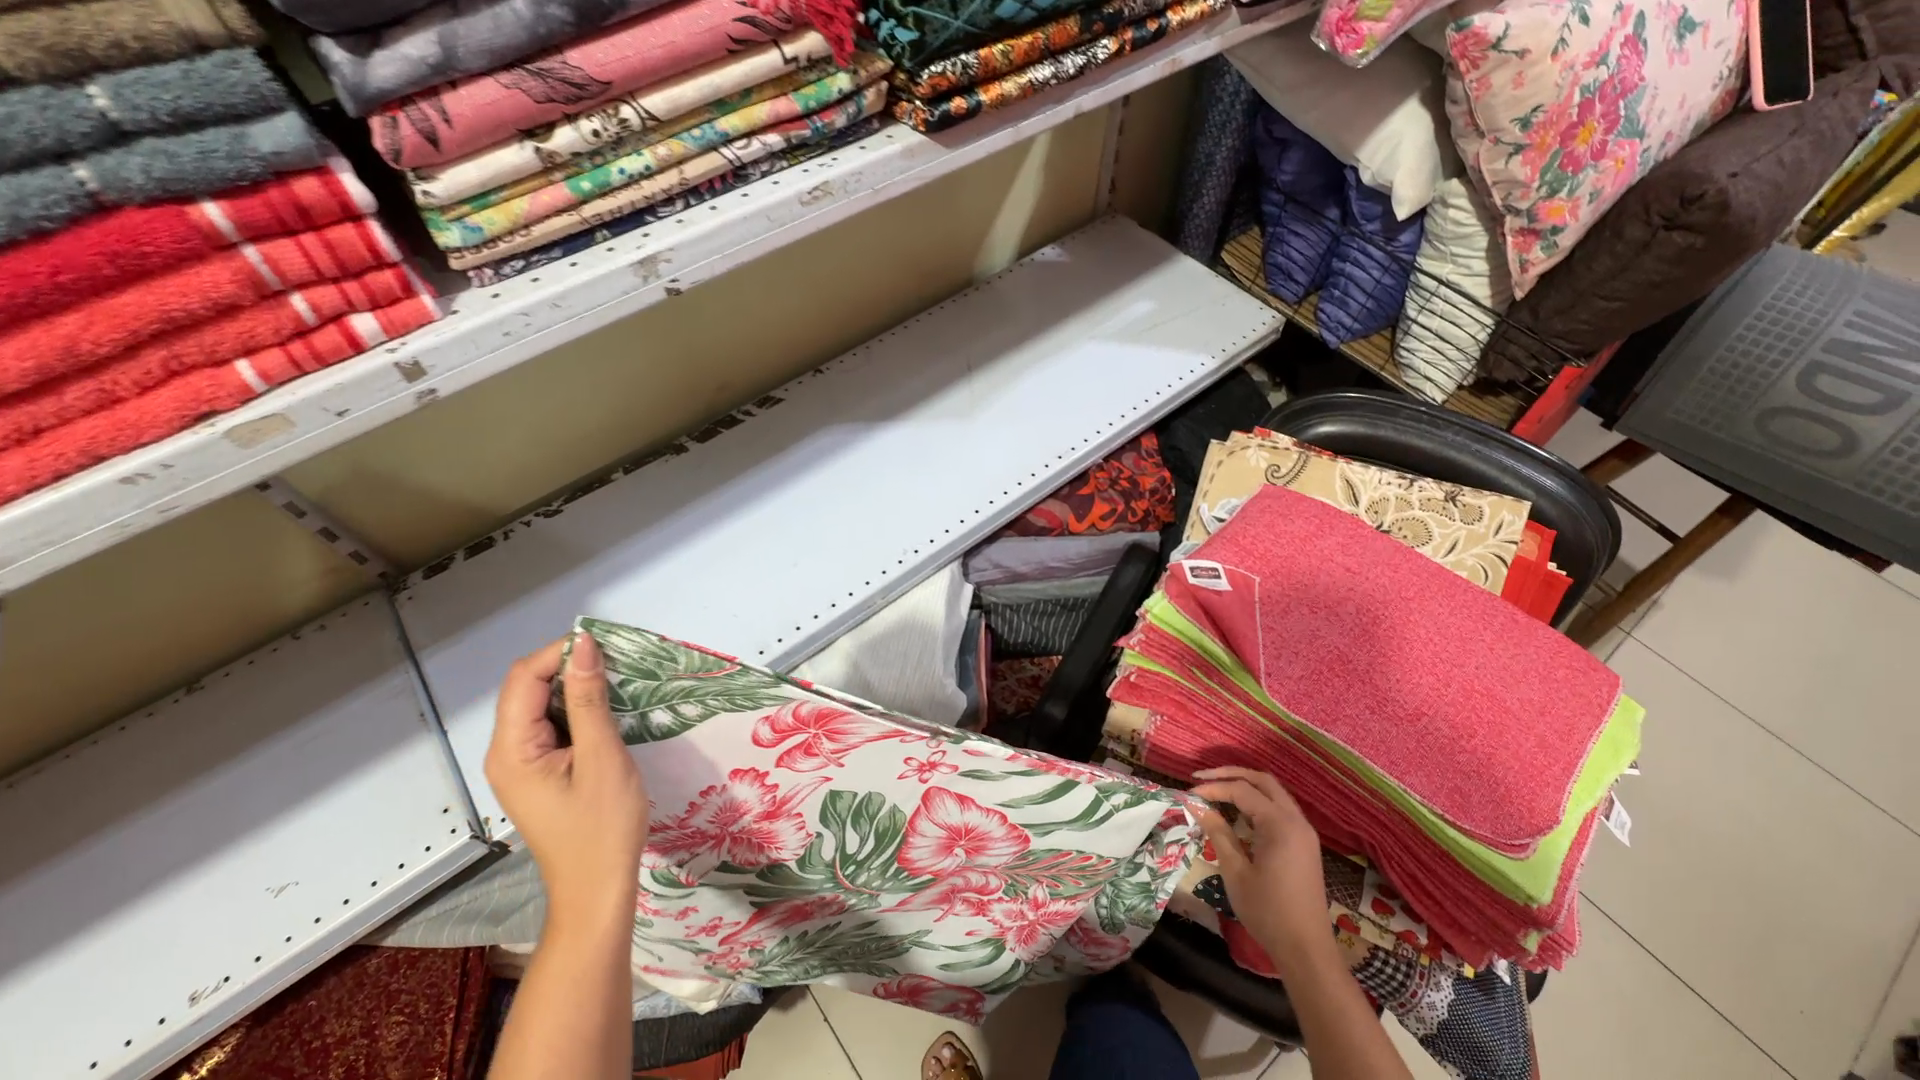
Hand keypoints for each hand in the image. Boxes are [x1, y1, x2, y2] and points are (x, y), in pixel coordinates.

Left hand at [485, 632, 648, 929]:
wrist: (597, 890)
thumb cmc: (602, 828)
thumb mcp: (602, 758)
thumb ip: (589, 700)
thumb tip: (583, 646)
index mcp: (511, 749)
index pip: (523, 678)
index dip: (559, 653)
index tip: (606, 646)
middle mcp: (505, 753)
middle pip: (527, 689)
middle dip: (568, 669)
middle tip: (616, 665)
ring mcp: (519, 766)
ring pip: (540, 707)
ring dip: (574, 690)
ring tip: (617, 686)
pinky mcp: (537, 775)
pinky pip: (550, 729)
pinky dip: (576, 714)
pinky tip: (606, 715)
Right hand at [1192, 767, 1329, 967]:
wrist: (1305, 948)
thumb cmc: (1267, 911)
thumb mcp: (1235, 871)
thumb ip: (1218, 833)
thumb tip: (1197, 806)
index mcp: (1280, 825)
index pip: (1242, 791)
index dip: (1213, 788)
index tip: (1188, 794)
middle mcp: (1296, 821)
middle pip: (1263, 781)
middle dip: (1231, 774)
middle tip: (1201, 778)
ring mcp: (1304, 832)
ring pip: (1274, 794)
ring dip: (1246, 787)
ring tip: (1216, 792)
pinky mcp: (1304, 844)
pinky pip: (1280, 811)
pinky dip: (1257, 804)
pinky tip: (1237, 815)